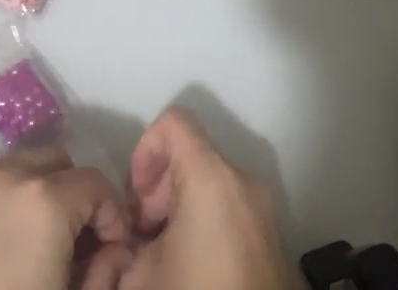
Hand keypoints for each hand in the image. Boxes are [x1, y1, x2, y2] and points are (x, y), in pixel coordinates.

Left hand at [0, 147, 133, 289]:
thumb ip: (103, 274)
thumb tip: (112, 254)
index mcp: (43, 199)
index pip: (99, 185)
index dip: (114, 218)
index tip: (112, 253)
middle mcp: (3, 177)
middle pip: (58, 164)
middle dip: (76, 199)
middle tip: (77, 248)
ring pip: (17, 171)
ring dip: (37, 198)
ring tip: (34, 250)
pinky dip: (1, 207)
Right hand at [121, 108, 296, 289]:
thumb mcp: (140, 275)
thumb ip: (123, 242)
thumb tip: (126, 244)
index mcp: (212, 177)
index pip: (173, 123)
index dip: (144, 151)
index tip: (136, 200)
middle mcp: (243, 182)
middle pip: (191, 155)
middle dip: (159, 189)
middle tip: (144, 237)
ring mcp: (264, 211)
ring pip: (210, 184)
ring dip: (180, 211)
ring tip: (166, 261)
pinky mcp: (274, 239)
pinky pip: (230, 209)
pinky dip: (206, 225)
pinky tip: (194, 271)